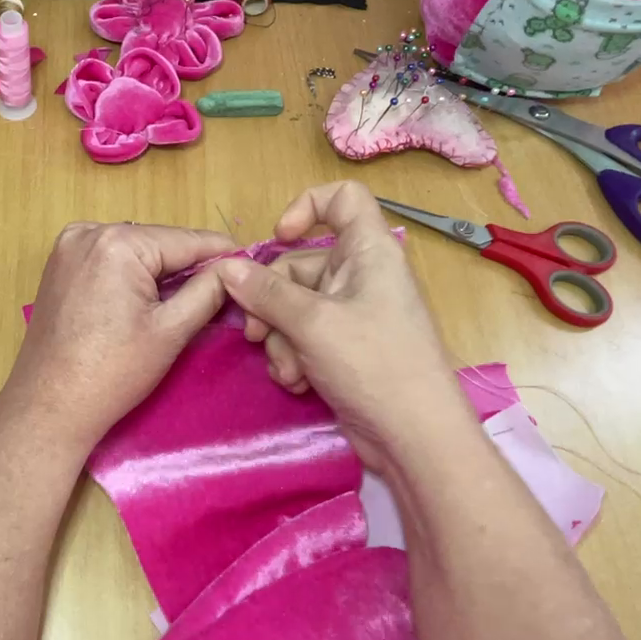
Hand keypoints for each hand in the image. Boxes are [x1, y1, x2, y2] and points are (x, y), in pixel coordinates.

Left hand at [1, 222, 235, 456]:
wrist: (47, 406)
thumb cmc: (112, 373)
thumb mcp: (171, 331)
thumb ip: (209, 291)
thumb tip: (238, 267)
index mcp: (117, 242)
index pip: (187, 240)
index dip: (224, 254)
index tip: (255, 265)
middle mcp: (88, 232)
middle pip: (159, 242)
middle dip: (190, 265)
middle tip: (225, 291)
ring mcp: (68, 246)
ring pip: (134, 250)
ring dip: (161, 270)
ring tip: (189, 300)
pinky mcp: (59, 265)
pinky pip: (109, 259)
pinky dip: (132, 273)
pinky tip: (147, 301)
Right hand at [214, 182, 476, 461]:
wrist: (415, 439)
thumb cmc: (373, 365)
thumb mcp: (311, 324)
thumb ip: (265, 292)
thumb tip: (225, 268)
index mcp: (369, 252)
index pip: (342, 199)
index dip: (307, 207)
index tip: (278, 238)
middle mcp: (362, 276)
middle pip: (300, 265)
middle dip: (272, 302)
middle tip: (255, 334)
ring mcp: (353, 314)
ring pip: (295, 306)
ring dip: (280, 338)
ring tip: (287, 370)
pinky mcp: (345, 348)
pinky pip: (304, 336)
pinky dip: (294, 356)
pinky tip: (297, 382)